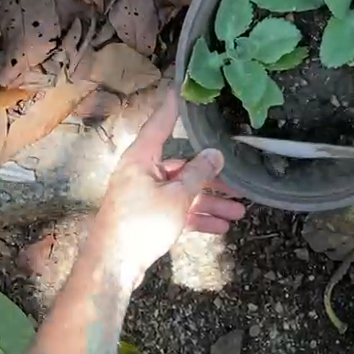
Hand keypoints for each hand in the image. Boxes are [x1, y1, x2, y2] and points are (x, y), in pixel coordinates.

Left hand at [88, 89, 245, 281]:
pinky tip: (220, 228)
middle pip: (181, 167)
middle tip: (238, 184)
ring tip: (239, 213)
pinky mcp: (147, 219)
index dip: (173, 108)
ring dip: (210, 203)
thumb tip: (215, 155)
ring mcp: (143, 197)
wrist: (114, 265)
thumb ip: (198, 175)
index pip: (160, 124)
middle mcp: (141, 174)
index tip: (180, 88)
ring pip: (182, 194)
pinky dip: (196, 219)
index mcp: (142, 159)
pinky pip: (176, 212)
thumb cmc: (142, 224)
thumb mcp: (177, 197)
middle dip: (211, 178)